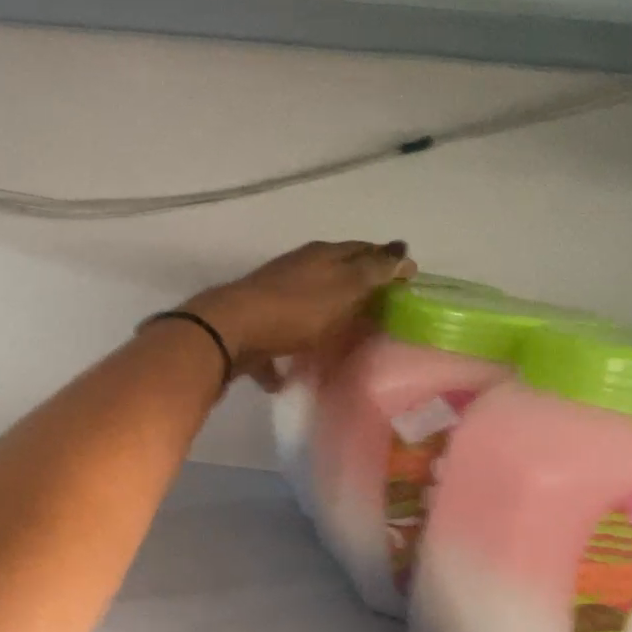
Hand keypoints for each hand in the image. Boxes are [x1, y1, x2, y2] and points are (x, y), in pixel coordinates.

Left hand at [177, 240, 413, 391]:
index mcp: (320, 256)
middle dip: (352, 294)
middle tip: (377, 318)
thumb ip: (372, 272)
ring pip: (298, 312)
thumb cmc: (293, 310)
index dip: (385, 262)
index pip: (361, 251)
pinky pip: (268, 347)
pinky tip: (284, 381)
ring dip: (314, 326)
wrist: (225, 333)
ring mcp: (266, 301)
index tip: (406, 282)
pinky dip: (277, 360)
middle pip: (329, 280)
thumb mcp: (344, 287)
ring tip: (335, 348)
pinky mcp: (247, 332)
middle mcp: (292, 272)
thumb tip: (401, 252)